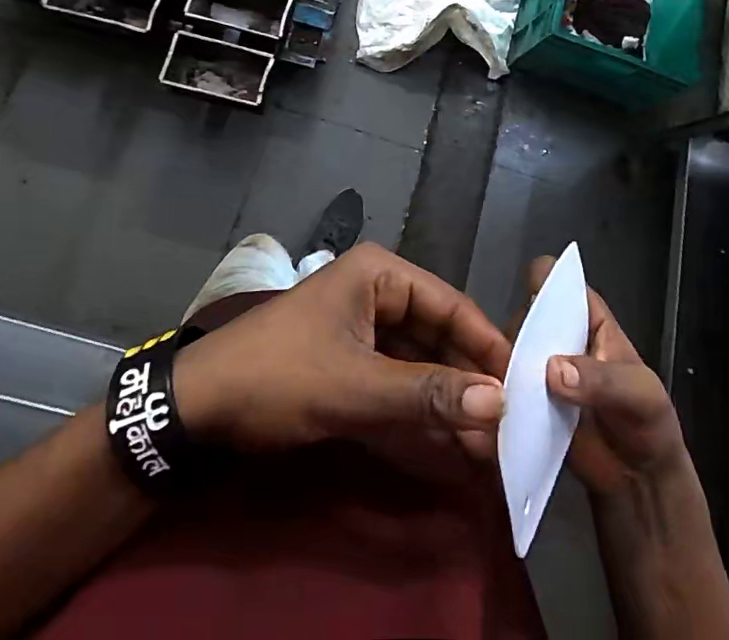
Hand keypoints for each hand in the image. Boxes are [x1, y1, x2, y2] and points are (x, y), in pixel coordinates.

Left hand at [173, 243, 511, 454]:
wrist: (199, 405)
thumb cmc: (277, 377)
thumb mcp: (355, 387)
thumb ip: (428, 394)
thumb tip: (502, 403)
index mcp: (377, 275)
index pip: (452, 305)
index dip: (490, 348)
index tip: (529, 393)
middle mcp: (374, 294)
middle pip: (439, 336)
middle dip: (471, 384)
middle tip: (514, 434)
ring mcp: (361, 330)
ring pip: (421, 365)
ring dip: (450, 405)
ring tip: (492, 451)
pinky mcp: (350, 364)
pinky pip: (397, 385)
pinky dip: (421, 414)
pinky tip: (453, 449)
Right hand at [512, 256, 684, 497]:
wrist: (636, 481)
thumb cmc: (647, 425)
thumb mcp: (640, 398)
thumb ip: (602, 380)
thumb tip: (552, 368)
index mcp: (588, 319)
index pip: (559, 282)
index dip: (542, 281)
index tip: (530, 299)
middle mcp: (556, 335)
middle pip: (524, 316)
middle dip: (517, 332)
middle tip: (516, 363)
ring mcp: (535, 367)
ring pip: (505, 349)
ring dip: (501, 365)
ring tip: (502, 388)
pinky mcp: (521, 397)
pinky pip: (499, 383)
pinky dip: (495, 390)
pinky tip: (494, 404)